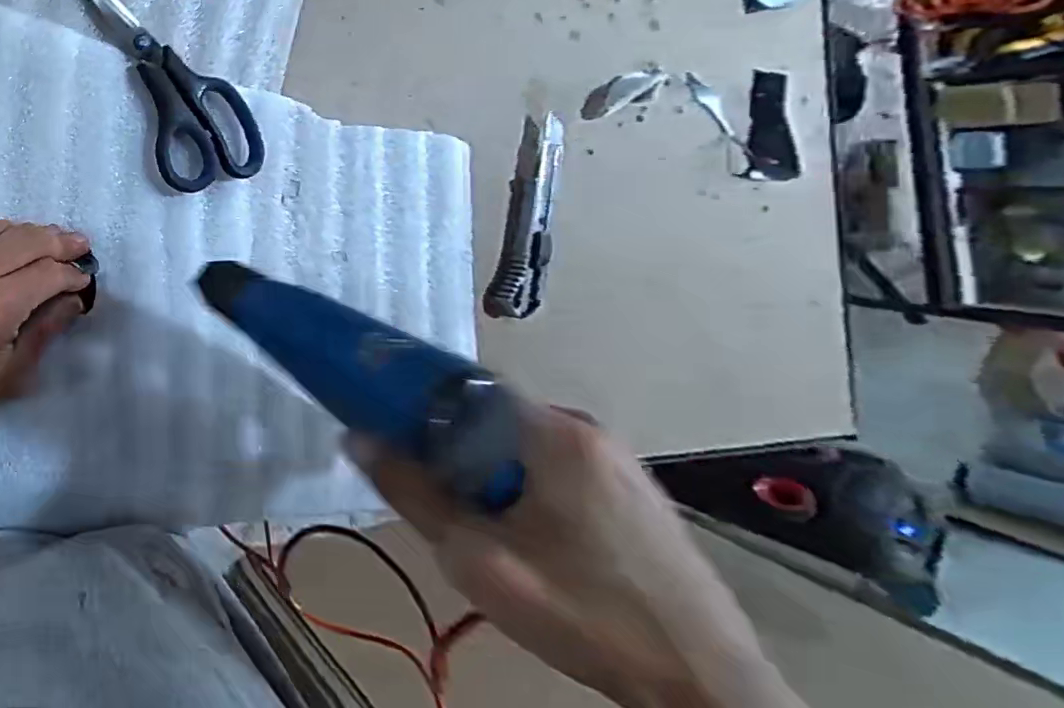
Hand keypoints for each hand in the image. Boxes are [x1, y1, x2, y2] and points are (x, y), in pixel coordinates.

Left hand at [0, 220, 92, 443]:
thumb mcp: (8, 374)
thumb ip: (46, 330)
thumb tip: (75, 298)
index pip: (49, 273)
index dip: (73, 272)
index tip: (84, 277)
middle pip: (30, 239)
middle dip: (61, 241)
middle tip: (79, 246)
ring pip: (2, 227)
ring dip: (32, 231)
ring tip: (49, 239)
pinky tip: (9, 239)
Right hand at [349, 406, 804, 707]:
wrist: (707, 690)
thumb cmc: (583, 613)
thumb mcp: (478, 559)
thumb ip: (413, 493)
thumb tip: (356, 438)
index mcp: (553, 431)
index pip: (465, 387)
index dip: (421, 401)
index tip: (392, 428)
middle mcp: (587, 429)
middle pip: (494, 417)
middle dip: (456, 450)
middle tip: (443, 500)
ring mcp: (620, 461)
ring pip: (524, 445)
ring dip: (491, 472)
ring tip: (485, 528)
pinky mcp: (637, 492)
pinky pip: (559, 469)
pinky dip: (528, 487)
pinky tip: (532, 539)